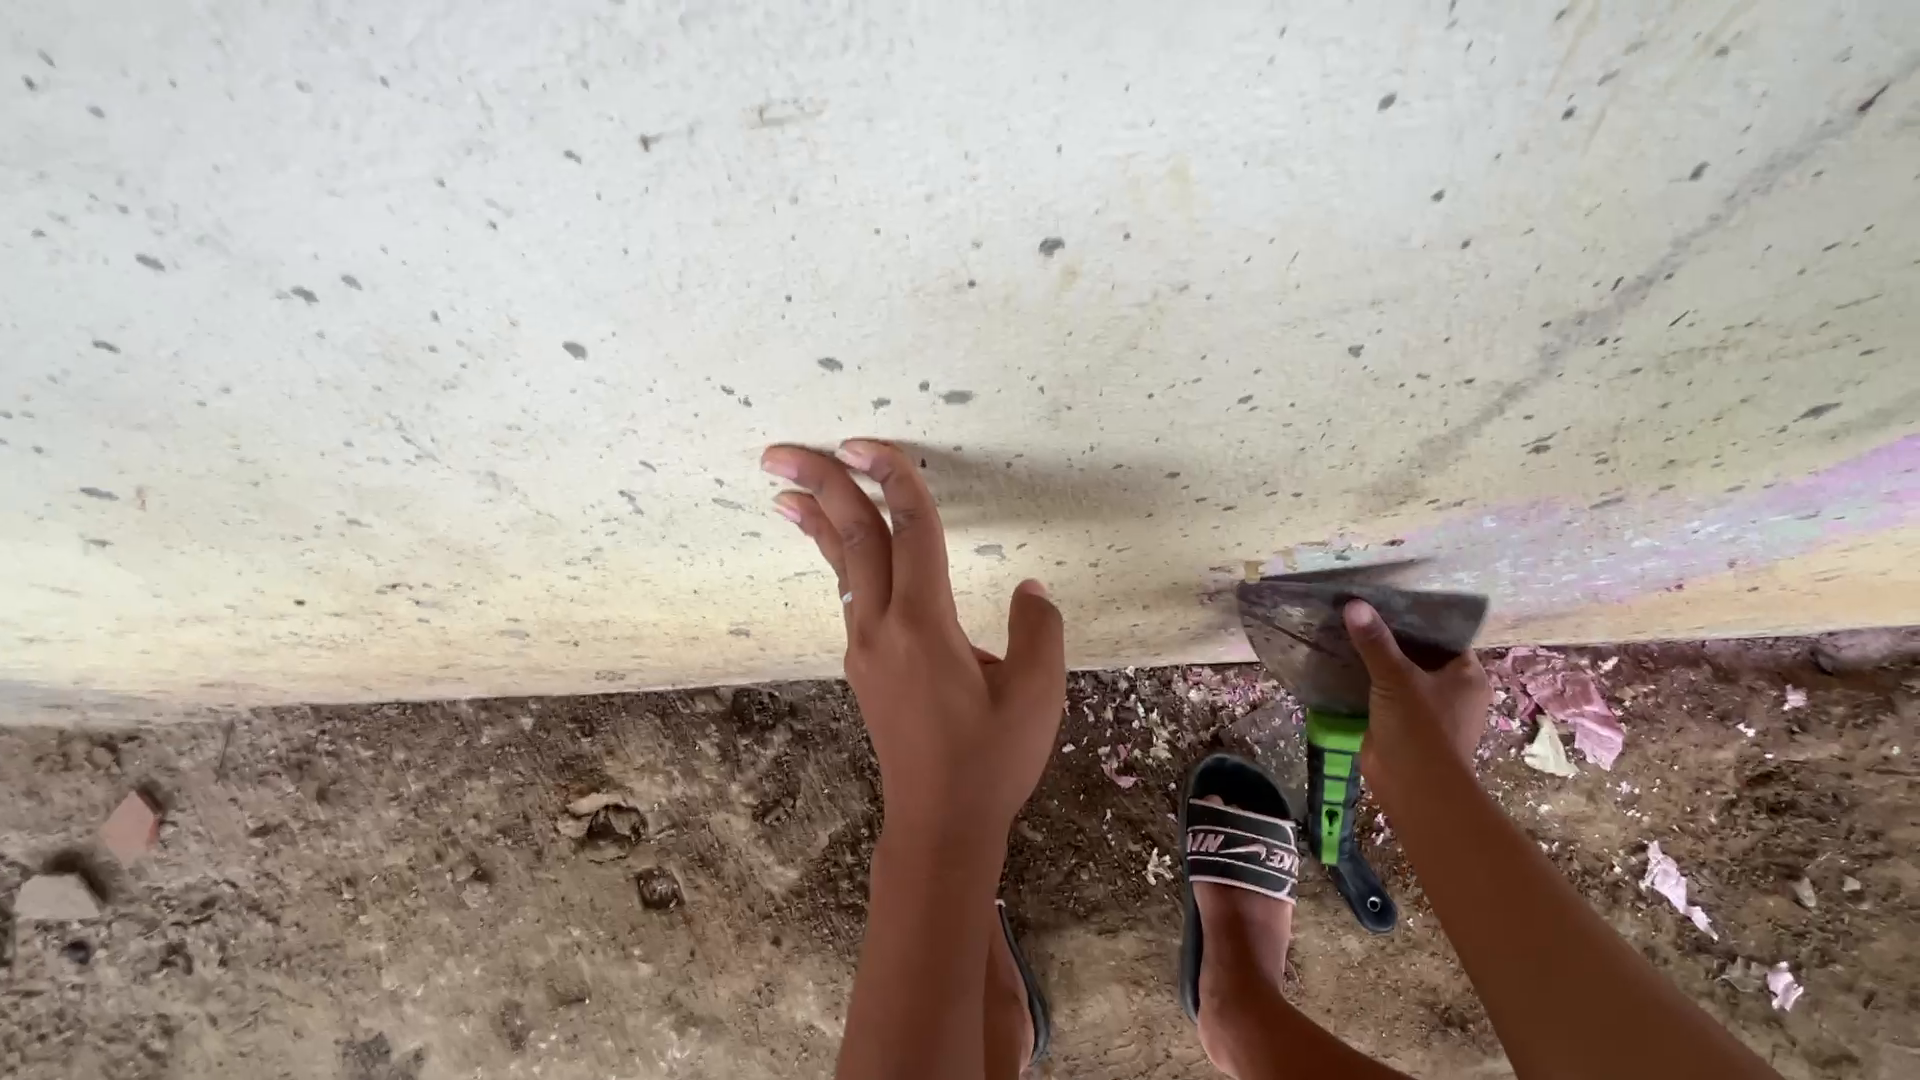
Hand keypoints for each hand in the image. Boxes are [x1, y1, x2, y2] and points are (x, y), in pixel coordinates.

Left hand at [761, 439, 1066, 841]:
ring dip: (816, 520)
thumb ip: (1039, 629)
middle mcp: (883, 628)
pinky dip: (836, 557)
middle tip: (779, 450)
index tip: (869, 442)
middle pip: (853, 539)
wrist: (939, 823)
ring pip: (842, 567)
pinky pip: (848, 594)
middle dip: (819, 486)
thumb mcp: (1037, 694)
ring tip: (784, 488)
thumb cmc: (991, 761)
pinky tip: (834, 548)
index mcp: (925, 625)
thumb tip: (1029, 587)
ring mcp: (866, 648)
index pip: (911, 531)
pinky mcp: (864, 666)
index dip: (896, 480)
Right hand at [1343, 599, 1490, 802]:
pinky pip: (1384, 695)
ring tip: (1346, 633)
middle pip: (1419, 655)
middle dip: (1391, 639)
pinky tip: (1342, 665)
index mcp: (1467, 676)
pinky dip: (1367, 683)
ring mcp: (1427, 710)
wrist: (1414, 786)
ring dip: (1376, 662)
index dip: (1416, 619)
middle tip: (1359, 613)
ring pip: (1400, 676)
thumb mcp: (1395, 677)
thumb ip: (1375, 641)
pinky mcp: (1402, 725)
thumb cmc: (1420, 727)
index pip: (1443, 637)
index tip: (1385, 601)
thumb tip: (1354, 604)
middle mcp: (1452, 691)